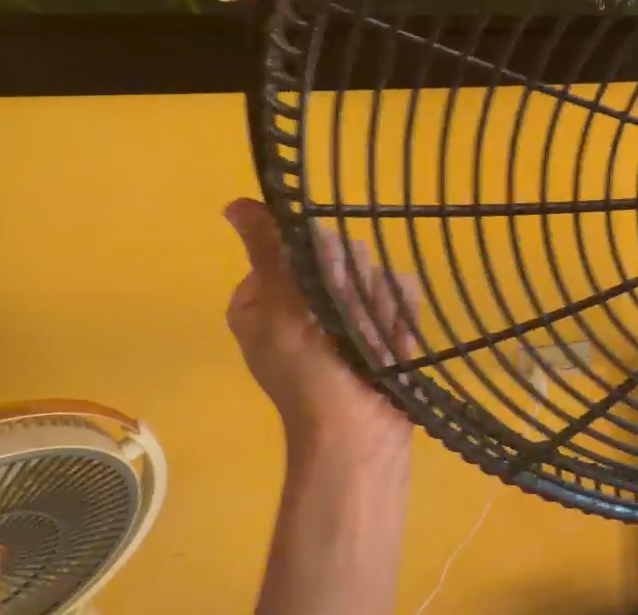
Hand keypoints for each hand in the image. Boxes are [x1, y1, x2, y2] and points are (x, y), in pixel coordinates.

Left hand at [224, 198, 417, 456]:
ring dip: (380, 308)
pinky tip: (393, 345)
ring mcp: (345, 315)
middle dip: (357, 287)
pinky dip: (400, 320)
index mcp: (266, 295)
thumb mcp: (280, 310)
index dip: (322, 261)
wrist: (358, 434)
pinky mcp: (381, 325)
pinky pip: (402, 295)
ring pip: (377, 274)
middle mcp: (304, 300)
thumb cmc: (310, 375)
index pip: (303, 244)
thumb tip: (235, 204)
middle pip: (345, 257)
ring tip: (374, 345)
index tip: (327, 283)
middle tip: (350, 321)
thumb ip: (269, 254)